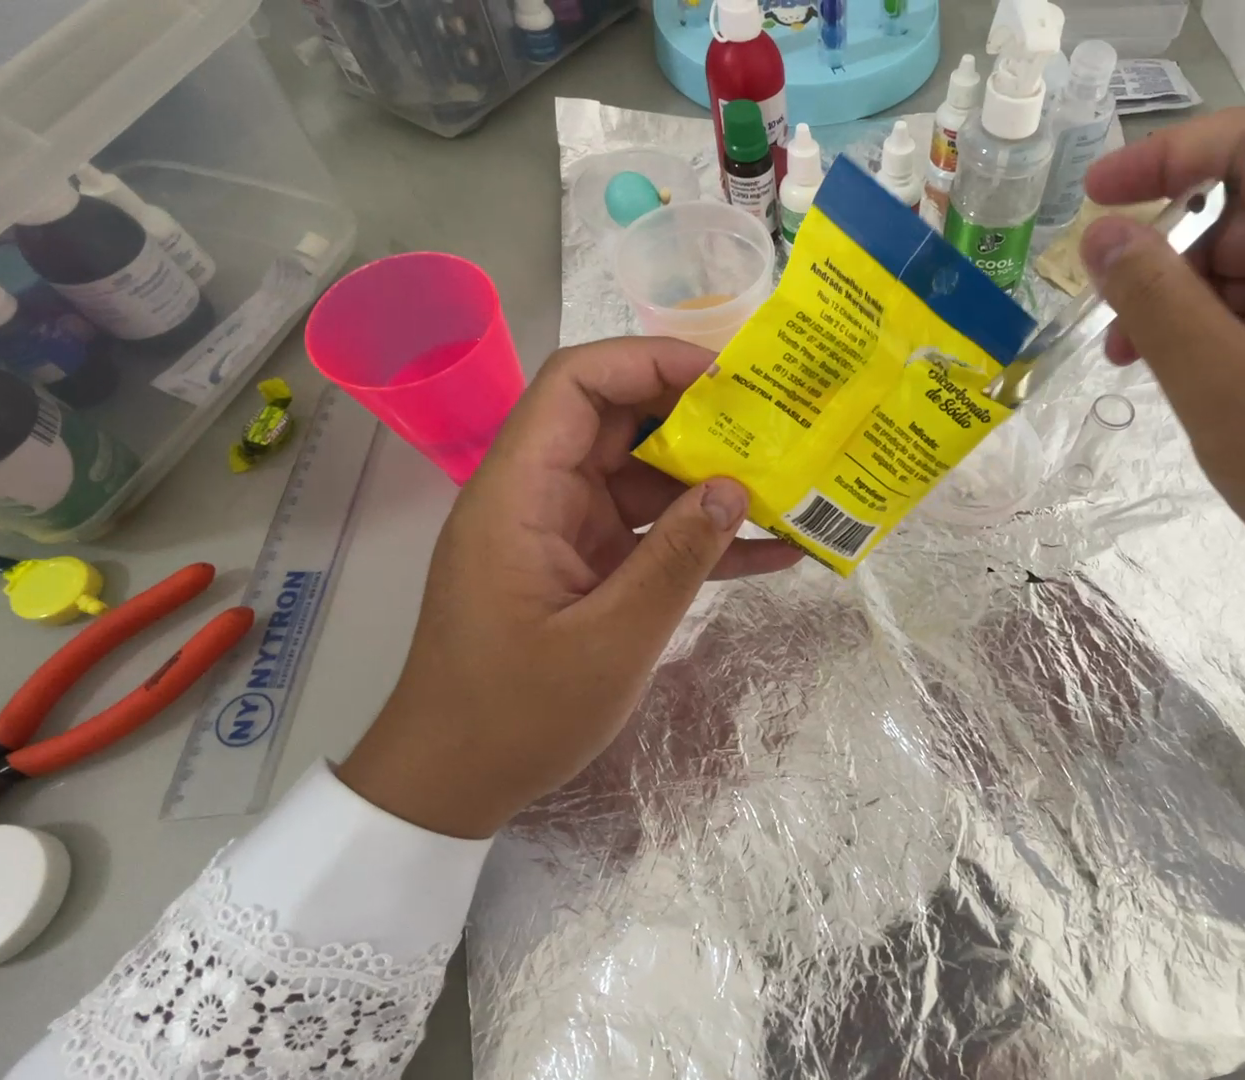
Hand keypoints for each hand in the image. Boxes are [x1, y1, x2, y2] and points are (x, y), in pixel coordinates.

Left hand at [338, 338, 802, 837]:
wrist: (455, 781)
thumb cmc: (517, 714)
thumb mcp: (612, 640)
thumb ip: (677, 559)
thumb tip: (735, 490)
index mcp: (521, 493)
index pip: (578, 384)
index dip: (650, 362)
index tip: (727, 380)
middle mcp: (541, 496)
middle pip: (618, 422)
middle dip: (697, 418)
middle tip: (776, 424)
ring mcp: (566, 532)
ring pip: (643, 477)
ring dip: (711, 482)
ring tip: (789, 484)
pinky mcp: (588, 568)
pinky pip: (650, 534)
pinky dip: (702, 539)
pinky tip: (773, 552)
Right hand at [1081, 106, 1244, 589]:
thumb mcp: (1218, 383)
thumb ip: (1152, 297)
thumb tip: (1100, 233)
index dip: (1164, 157)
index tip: (1094, 197)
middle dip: (1172, 256)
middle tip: (1115, 324)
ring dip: (1190, 300)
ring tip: (1141, 363)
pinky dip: (1226, 324)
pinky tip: (1192, 371)